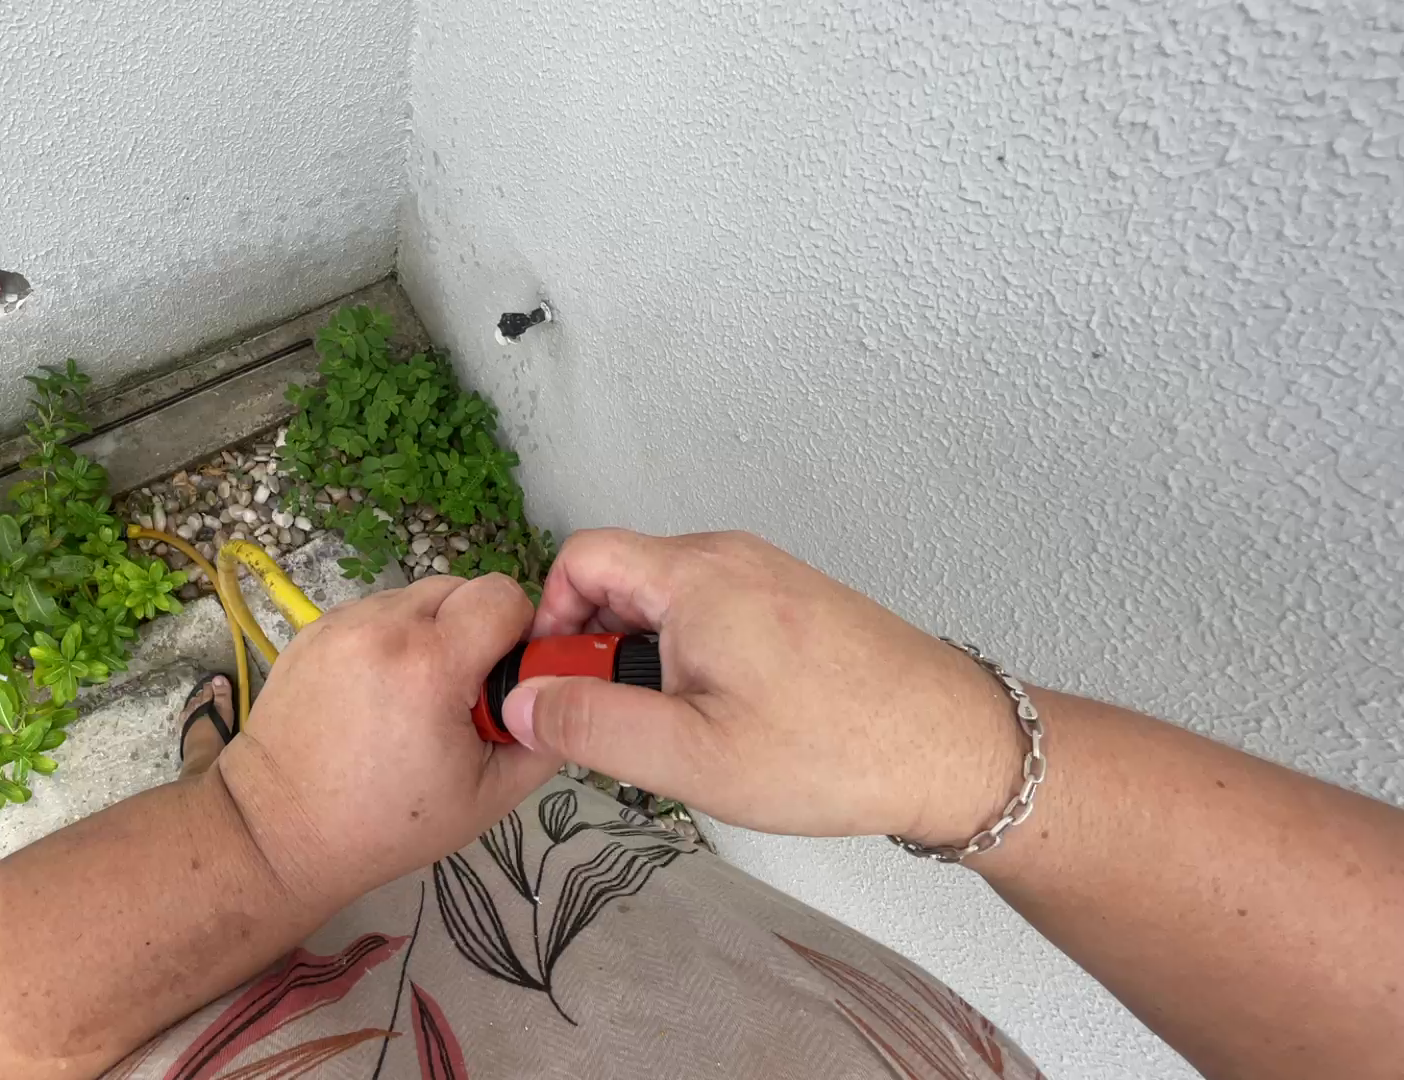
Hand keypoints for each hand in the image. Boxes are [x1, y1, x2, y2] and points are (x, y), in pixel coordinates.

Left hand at [214, 574, 560, 905]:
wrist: (278, 829)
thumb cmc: (389, 823)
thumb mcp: (488, 797)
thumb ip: (542, 736)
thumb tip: (561, 690)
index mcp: (430, 664)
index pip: (504, 594)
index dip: (519, 629)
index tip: (504, 673)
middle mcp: (384, 625)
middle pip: (462, 587)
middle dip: (476, 628)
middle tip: (460, 688)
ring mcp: (343, 620)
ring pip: (418, 596)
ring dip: (432, 629)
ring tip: (414, 690)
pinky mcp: (315, 626)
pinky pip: (377, 610)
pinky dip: (391, 635)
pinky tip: (376, 687)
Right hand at [502, 528, 1022, 843]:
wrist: (960, 748)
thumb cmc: (826, 750)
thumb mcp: (691, 754)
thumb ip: (592, 724)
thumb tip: (521, 701)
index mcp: (693, 575)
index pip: (581, 556)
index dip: (552, 616)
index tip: (563, 680)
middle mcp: (724, 554)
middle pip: (619, 576)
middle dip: (597, 643)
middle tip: (620, 714)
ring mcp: (760, 570)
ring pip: (660, 595)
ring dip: (640, 650)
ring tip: (673, 719)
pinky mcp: (784, 594)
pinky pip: (703, 605)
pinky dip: (682, 647)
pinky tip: (717, 705)